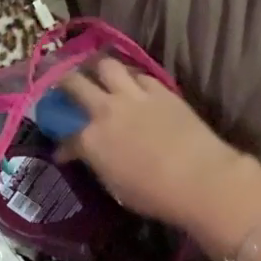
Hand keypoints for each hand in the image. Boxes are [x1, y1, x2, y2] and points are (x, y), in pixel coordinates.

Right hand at [57, 59, 260, 258]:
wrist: (199, 178)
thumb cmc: (153, 194)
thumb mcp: (114, 186)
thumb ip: (98, 164)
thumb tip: (91, 157)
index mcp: (90, 140)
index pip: (65, 137)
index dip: (61, 144)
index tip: (63, 151)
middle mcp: (105, 110)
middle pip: (74, 83)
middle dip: (63, 83)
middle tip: (64, 86)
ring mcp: (133, 96)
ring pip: (106, 65)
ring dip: (97, 69)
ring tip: (98, 74)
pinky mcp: (160, 90)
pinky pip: (139, 75)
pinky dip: (132, 79)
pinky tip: (133, 86)